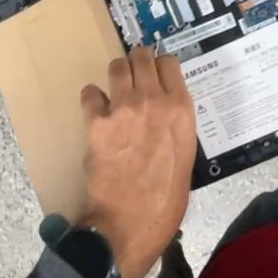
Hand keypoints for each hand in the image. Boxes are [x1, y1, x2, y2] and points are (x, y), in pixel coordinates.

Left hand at [77, 47, 197, 277]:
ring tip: (117, 87)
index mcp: (181, 108)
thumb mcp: (187, 154)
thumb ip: (177, 124)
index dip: (162, 66)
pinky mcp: (97, 122)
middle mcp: (153, 100)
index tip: (158, 72)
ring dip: (117, 74)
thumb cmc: (167, 197)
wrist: (131, 220)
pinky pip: (90, 93)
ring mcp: (123, 108)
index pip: (170, 64)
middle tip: (136, 72)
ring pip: (117, 67)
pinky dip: (93, 98)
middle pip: (142, 57)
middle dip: (139, 61)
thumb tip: (166, 113)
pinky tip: (97, 109)